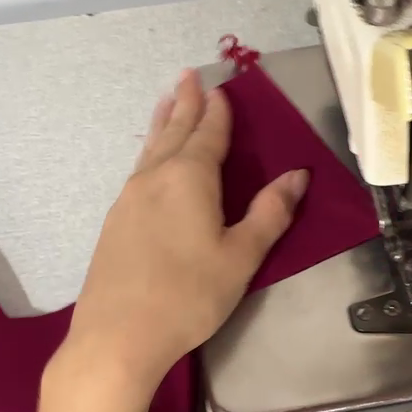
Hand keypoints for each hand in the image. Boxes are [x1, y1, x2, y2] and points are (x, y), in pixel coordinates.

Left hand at [62, 70, 308, 395]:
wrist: (118, 336)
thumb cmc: (189, 297)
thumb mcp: (241, 257)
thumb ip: (269, 214)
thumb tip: (296, 175)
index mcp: (189, 178)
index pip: (208, 135)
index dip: (218, 112)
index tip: (221, 88)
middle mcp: (155, 178)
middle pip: (174, 132)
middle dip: (186, 104)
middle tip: (189, 76)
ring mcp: (128, 199)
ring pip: (150, 149)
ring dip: (163, 123)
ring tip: (167, 101)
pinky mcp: (115, 223)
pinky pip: (138, 171)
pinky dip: (149, 152)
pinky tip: (149, 161)